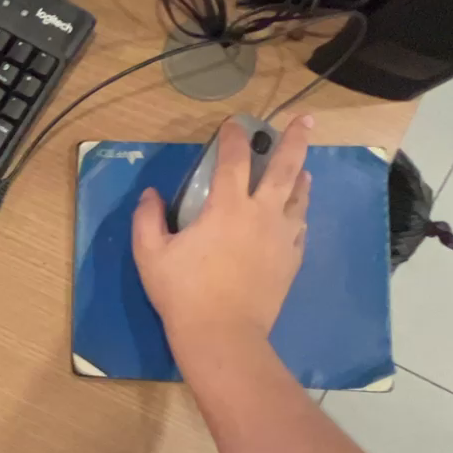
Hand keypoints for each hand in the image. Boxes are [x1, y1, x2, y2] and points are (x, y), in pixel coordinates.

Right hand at [133, 114, 313, 354]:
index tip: (234, 124)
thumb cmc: (181, 291)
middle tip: (305, 120)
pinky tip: (294, 212)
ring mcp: (282, 237)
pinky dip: (297, 211)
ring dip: (301, 175)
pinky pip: (300, 226)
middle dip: (295, 140)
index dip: (233, 138)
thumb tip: (151, 195)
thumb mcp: (149, 253)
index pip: (234, 161)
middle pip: (286, 168)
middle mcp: (262, 214)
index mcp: (226, 208)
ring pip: (299, 196)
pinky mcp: (292, 258)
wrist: (222, 332)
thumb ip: (147, 219)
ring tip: (304, 166)